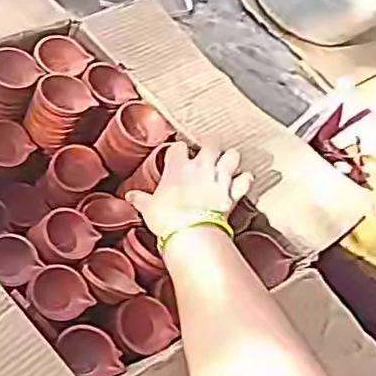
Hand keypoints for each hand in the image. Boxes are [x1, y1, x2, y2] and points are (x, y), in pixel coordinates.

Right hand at [126, 143, 253, 241]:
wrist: (190, 232)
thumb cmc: (167, 218)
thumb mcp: (148, 208)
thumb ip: (141, 199)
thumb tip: (130, 196)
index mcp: (177, 167)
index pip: (178, 148)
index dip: (178, 151)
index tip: (176, 156)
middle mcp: (201, 167)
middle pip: (211, 143)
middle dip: (210, 146)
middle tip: (207, 151)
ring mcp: (219, 178)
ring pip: (233, 155)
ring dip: (230, 158)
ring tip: (226, 161)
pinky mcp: (233, 193)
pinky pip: (245, 180)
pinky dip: (244, 179)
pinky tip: (242, 180)